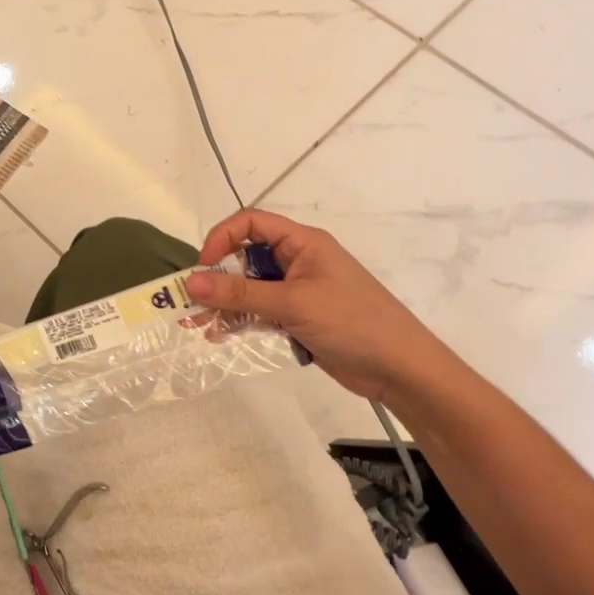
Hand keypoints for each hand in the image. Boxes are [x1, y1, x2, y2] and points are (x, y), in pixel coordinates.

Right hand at [186, 209, 456, 404]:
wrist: (404, 371)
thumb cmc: (354, 323)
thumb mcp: (292, 305)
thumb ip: (239, 294)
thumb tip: (189, 282)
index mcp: (303, 243)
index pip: (250, 222)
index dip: (222, 238)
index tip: (205, 267)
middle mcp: (298, 261)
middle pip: (244, 257)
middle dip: (216, 278)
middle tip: (193, 302)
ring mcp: (297, 290)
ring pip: (248, 288)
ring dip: (223, 303)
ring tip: (198, 324)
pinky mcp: (297, 317)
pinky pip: (258, 311)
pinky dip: (238, 321)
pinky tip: (220, 336)